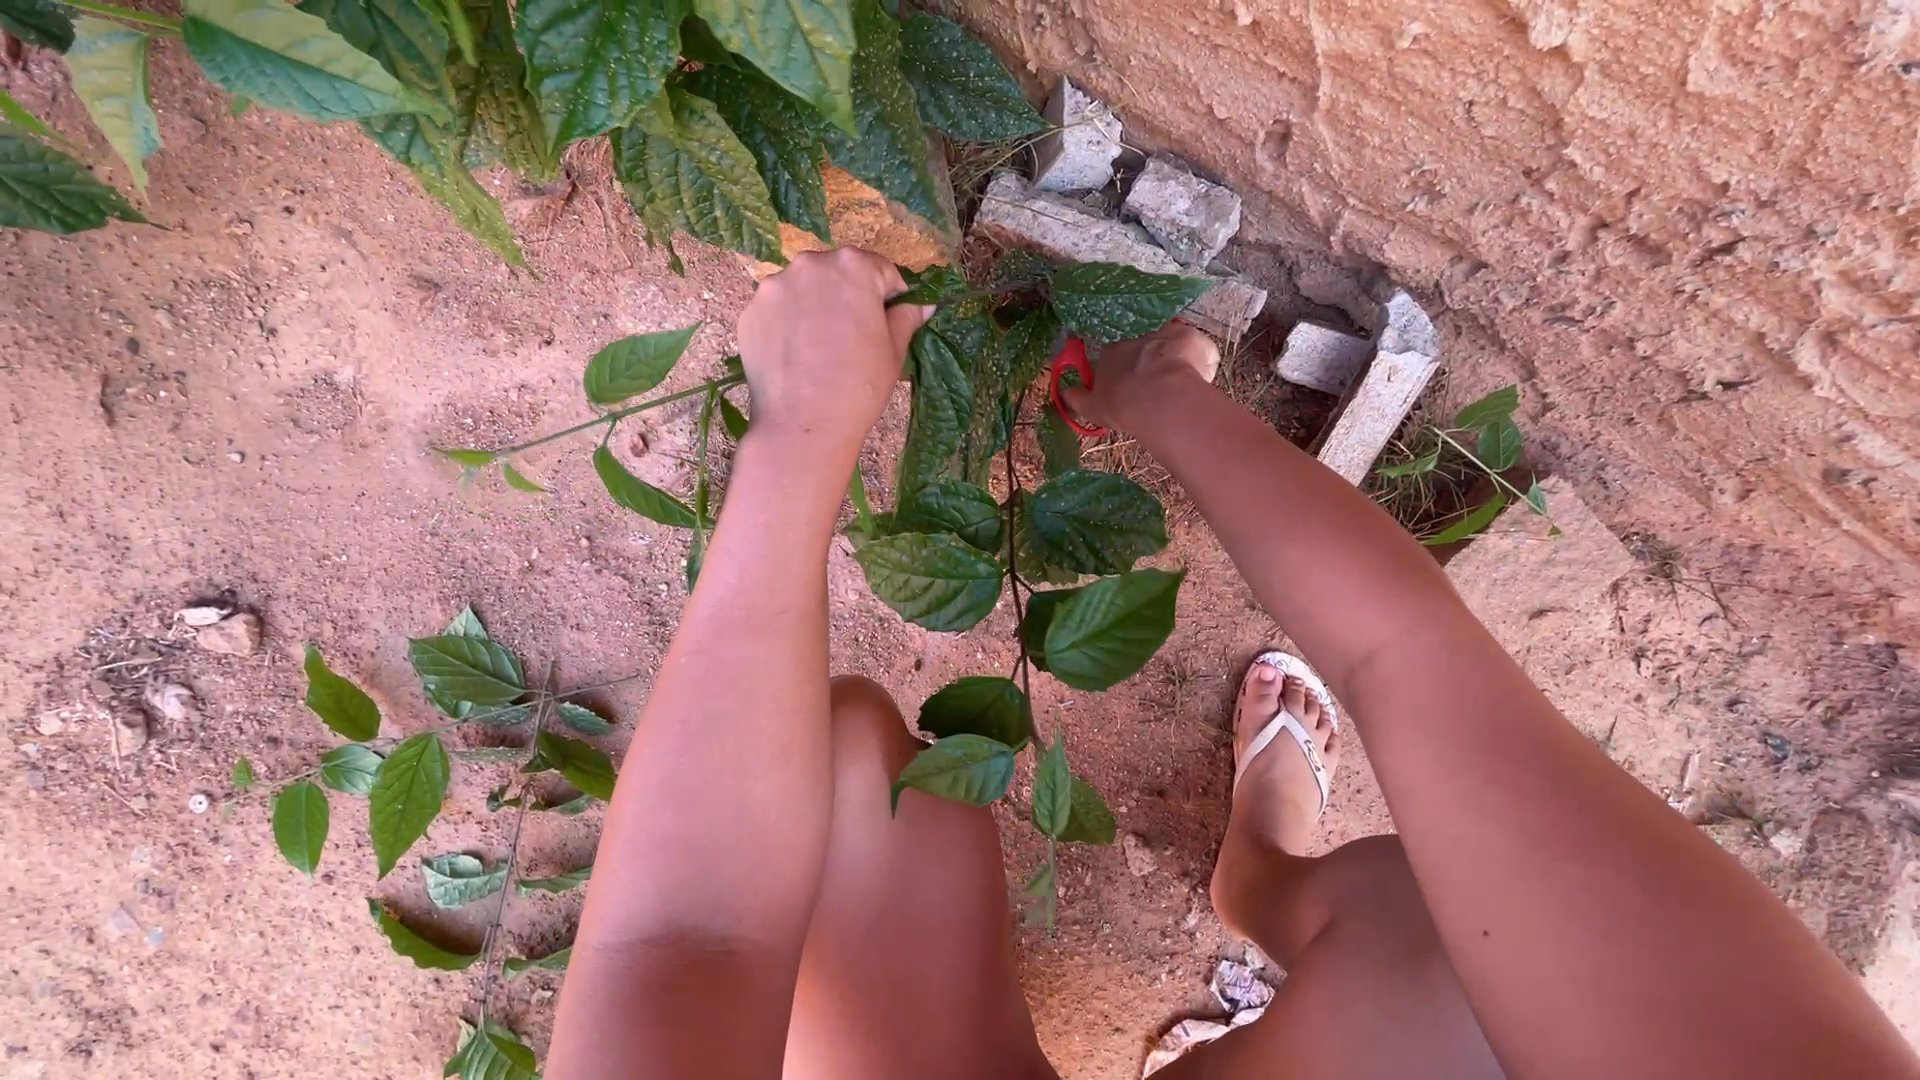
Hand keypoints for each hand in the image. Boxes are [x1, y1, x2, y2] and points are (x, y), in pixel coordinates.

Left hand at [735, 248, 932, 453]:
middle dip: (848, 298)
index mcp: (853, 266)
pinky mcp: (751, 312)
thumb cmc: (859, 386)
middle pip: (838, 273)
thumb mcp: (894, 351)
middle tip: (854, 339)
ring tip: (822, 350)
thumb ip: (906, 317)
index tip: (887, 324)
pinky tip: (797, 357)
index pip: (880, 270)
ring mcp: (774, 287)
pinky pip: (778, 311)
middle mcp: (809, 264)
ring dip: (816, 309)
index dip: (888, 297)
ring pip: (805, 290)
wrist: (803, 425)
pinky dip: (789, 326)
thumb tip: (923, 305)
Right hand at [1059, 322, 1219, 431]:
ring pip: (1173, 345)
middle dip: (1152, 360)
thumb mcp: (1092, 407)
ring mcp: (1168, 332)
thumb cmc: (1122, 403)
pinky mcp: (1194, 337)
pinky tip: (1199, 381)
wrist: (1158, 399)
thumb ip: (1078, 399)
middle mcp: (1139, 333)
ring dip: (1177, 360)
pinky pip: (1200, 350)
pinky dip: (1201, 362)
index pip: (1117, 352)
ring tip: (1181, 385)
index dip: (1125, 367)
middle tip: (1158, 385)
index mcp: (1113, 348)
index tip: (1130, 382)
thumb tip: (1065, 392)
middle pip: (1146, 345)